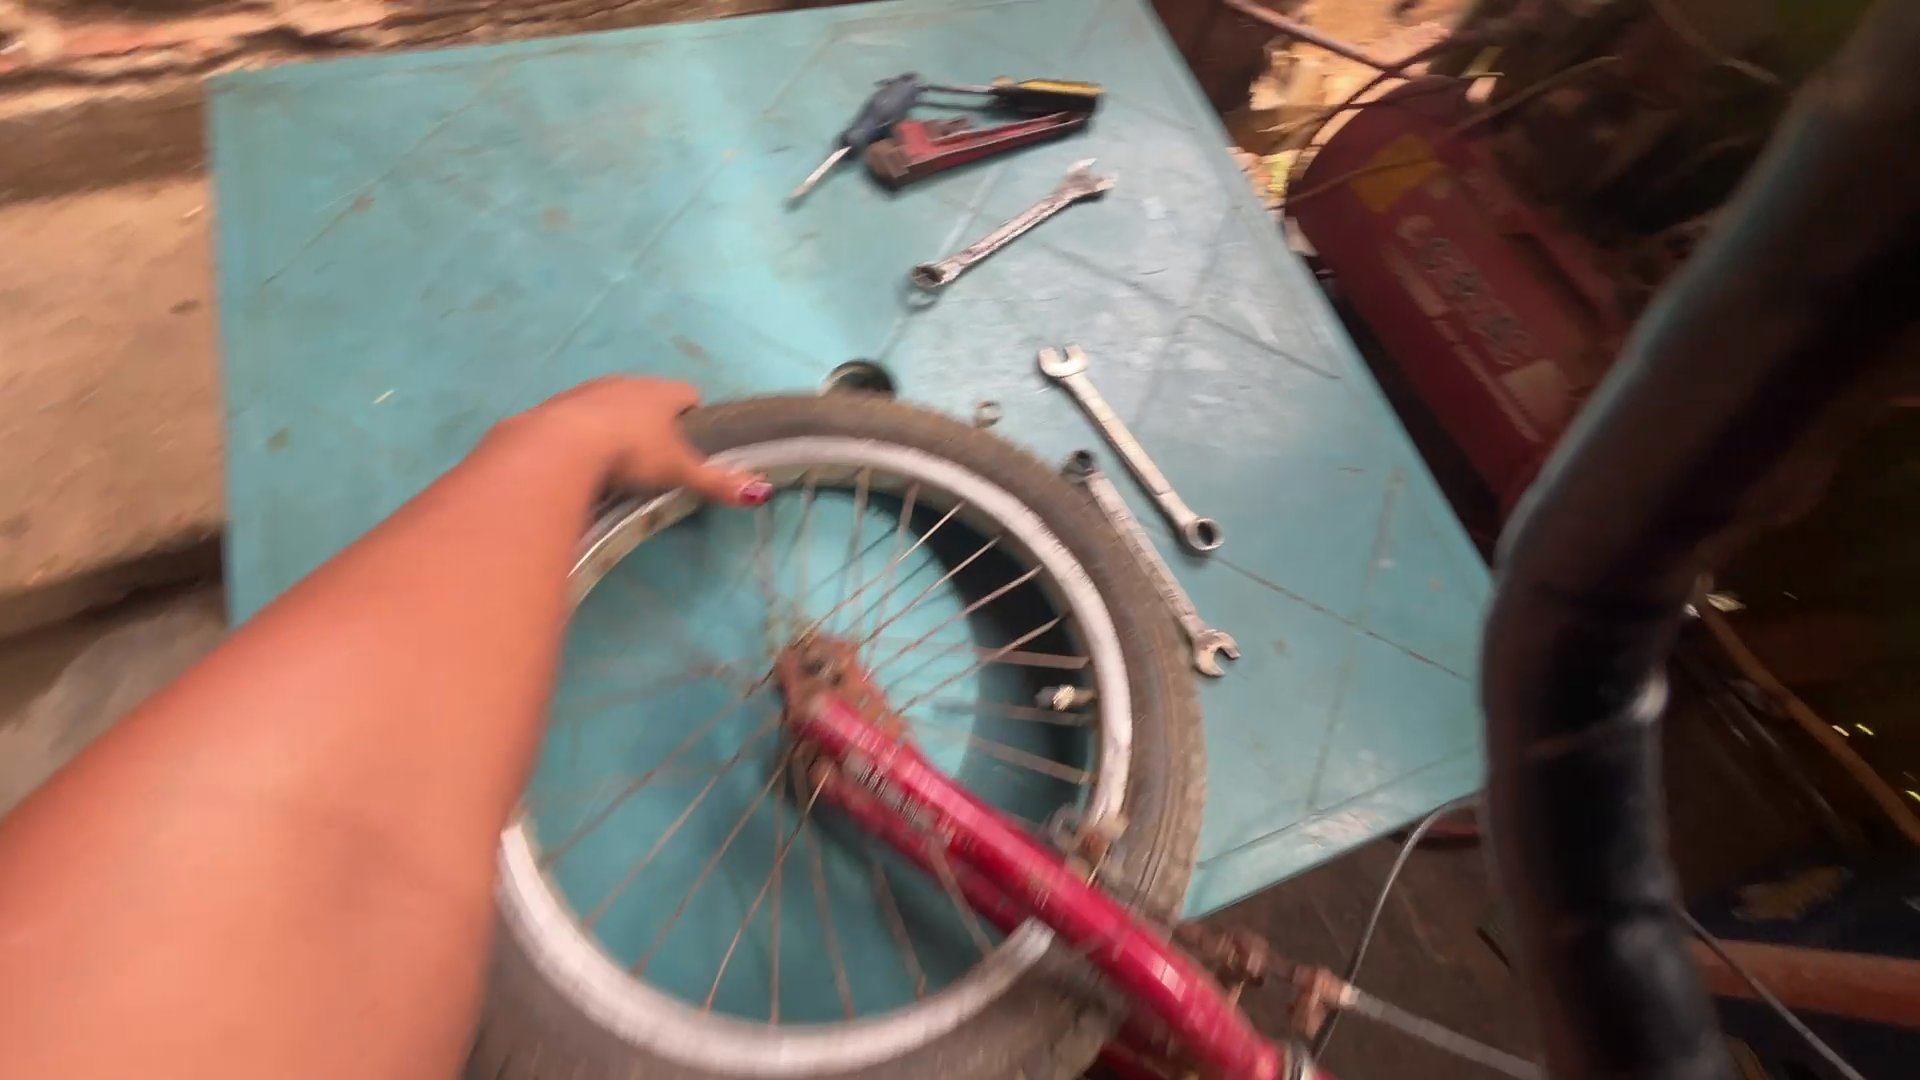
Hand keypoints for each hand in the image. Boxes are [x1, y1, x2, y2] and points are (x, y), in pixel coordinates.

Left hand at [533, 377, 771, 505]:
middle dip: (654, 418)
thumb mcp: (679, 471)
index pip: (687, 393)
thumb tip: (762, 492)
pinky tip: (582, 460)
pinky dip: (583, 434)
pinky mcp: (553, 407)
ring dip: (617, 423)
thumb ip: (716, 481)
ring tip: (619, 459)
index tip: (694, 436)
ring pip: (611, 403)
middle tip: (658, 453)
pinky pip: (577, 417)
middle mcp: (625, 384)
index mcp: (660, 392)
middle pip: (647, 395)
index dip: (693, 412)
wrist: (560, 447)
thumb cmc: (632, 452)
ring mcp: (587, 392)